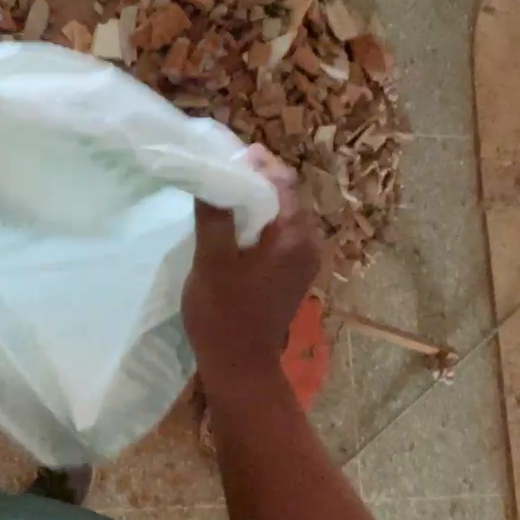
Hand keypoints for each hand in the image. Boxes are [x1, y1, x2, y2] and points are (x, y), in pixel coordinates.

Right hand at [182, 145, 324, 388]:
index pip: (283, 183)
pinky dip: (260, 223)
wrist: (240, 366)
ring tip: (224, 193)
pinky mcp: (292, 274)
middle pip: (286, 197)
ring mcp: (303, 262)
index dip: (259, 163)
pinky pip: (280, 235)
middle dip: (257, 180)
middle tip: (222, 170)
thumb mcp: (211, 264)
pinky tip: (234, 227)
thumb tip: (213, 178)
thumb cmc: (224, 315)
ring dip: (257, 201)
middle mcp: (308, 245)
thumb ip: (215, 219)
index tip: (229, 153)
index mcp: (294, 238)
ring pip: (283, 216)